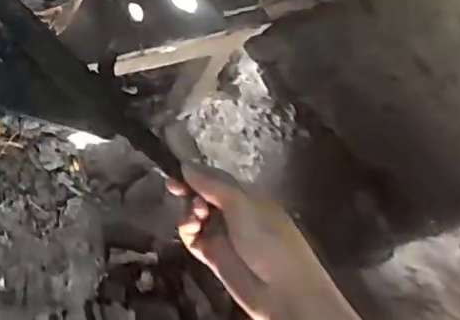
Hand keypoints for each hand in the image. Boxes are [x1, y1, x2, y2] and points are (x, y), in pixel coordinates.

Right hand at [172, 164, 360, 319]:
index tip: (177, 170)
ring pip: (195, 213)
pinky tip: (190, 227)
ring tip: (195, 214)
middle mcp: (232, 211)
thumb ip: (211, 183)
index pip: (214, 177)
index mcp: (244, 195)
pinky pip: (193, 237)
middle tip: (175, 188)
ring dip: (189, 209)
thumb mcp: (242, 203)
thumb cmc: (269, 238)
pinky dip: (187, 229)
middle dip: (189, 189)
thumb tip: (185, 164)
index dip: (196, 173)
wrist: (284, 293)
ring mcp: (222, 234)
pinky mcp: (213, 256)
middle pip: (202, 194)